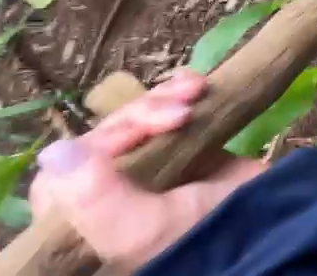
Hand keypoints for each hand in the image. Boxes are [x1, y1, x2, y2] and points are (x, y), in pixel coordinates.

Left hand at [29, 70, 266, 273]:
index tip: (141, 133)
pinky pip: (175, 106)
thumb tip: (54, 149)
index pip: (69, 167)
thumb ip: (94, 196)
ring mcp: (153, 161)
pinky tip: (199, 82)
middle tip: (181, 113)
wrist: (262, 221)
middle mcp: (112, 185)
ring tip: (198, 90)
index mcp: (84, 215)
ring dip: (165, 96)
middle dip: (143, 114)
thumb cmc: (193, 235)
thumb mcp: (138, 227)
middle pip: (108, 134)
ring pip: (140, 115)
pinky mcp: (189, 141)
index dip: (100, 141)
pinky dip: (181, 87)